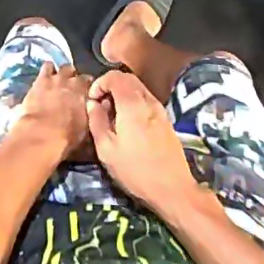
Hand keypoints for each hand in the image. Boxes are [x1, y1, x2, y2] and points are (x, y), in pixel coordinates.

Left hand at [15, 63, 92, 160]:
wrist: (42, 135)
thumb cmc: (66, 136)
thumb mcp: (84, 129)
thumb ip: (90, 115)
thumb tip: (94, 112)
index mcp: (86, 93)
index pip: (91, 83)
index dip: (87, 87)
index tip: (86, 93)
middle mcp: (73, 81)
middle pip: (75, 73)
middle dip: (73, 78)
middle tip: (70, 88)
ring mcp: (57, 78)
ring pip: (62, 67)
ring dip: (60, 73)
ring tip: (57, 81)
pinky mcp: (40, 80)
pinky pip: (46, 67)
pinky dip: (47, 71)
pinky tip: (45, 78)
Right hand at [88, 71, 201, 214]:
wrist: (172, 187)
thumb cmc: (135, 170)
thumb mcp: (107, 150)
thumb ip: (97, 122)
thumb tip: (93, 103)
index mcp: (132, 103)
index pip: (115, 76)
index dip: (99, 83)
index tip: (92, 100)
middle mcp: (148, 99)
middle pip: (127, 78)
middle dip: (110, 86)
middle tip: (100, 106)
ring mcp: (159, 108)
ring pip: (138, 88)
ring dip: (122, 94)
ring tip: (112, 117)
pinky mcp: (165, 118)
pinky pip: (146, 99)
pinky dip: (133, 102)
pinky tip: (128, 124)